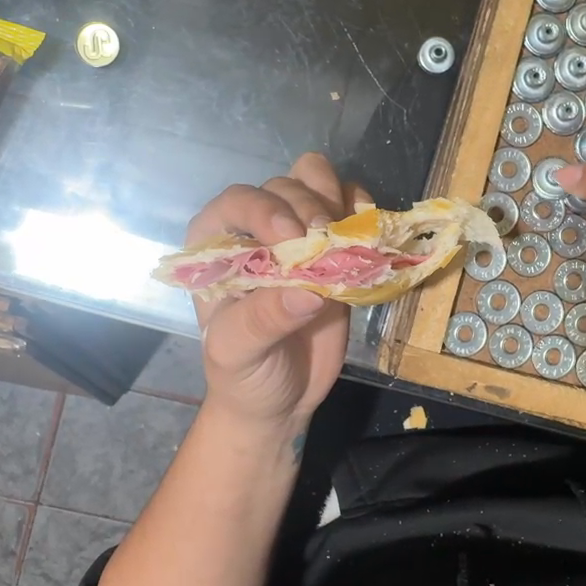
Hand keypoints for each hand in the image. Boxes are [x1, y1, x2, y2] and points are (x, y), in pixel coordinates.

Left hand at [184, 153, 363, 432]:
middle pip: (284, 187)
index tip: (290, 235)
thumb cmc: (244, 374)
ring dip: (336, 200)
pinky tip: (368, 234)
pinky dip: (362, 212)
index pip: (237, 202)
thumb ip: (264, 320)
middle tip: (325, 240)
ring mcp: (299, 237)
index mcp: (217, 245)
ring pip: (317, 185)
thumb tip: (309, 291)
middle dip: (308, 206)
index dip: (264, 209)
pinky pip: (349, 209)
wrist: (280, 401)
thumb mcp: (238, 353)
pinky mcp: (334, 251)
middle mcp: (256, 231)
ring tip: (348, 234)